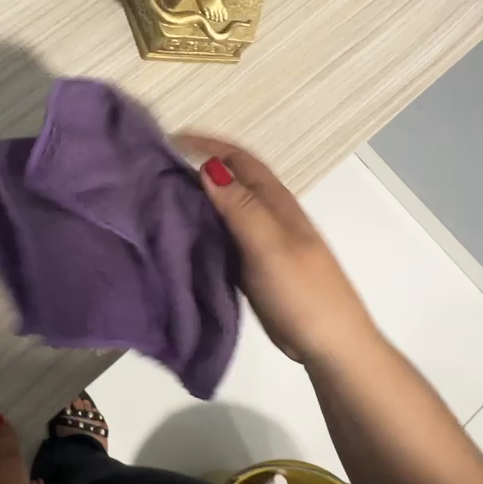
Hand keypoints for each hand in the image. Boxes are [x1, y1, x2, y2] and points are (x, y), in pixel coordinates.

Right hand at [177, 134, 373, 362]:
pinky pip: (219, 235)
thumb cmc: (303, 292)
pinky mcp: (250, 265)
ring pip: (221, 207)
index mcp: (275, 202)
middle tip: (153, 168)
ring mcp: (259, 241)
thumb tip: (208, 167)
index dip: (207, 144)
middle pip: (228, 179)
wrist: (329, 344)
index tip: (169, 139)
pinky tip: (176, 235)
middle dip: (195, 166)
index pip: (238, 159)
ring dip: (194, 197)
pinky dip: (198, 227)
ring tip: (156, 197)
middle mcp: (266, 214)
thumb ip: (240, 207)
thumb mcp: (270, 245)